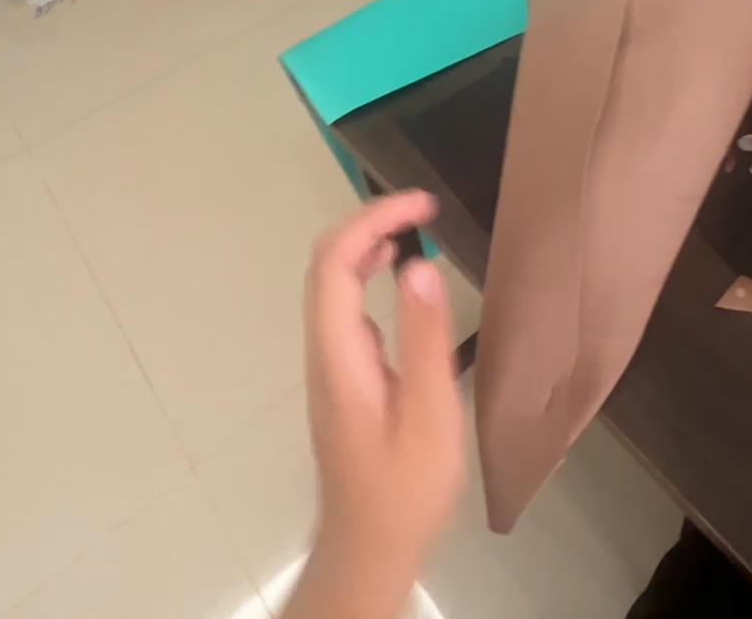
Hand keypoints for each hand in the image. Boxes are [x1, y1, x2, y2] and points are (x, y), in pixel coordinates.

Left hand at [284, 191, 464, 618]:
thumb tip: (420, 267)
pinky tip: (399, 273)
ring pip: (332, 281)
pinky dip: (369, 271)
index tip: (422, 205)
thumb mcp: (428, 416)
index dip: (372, 219)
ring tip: (414, 225)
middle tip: (421, 207)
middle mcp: (324, 348)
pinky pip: (345, 303)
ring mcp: (329, 360)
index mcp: (339, 354)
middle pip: (326, 264)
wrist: (369, 546)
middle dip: (368, 220)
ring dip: (367, 242)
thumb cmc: (404, 488)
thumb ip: (424, 340)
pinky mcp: (343, 372)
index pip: (335, 263)